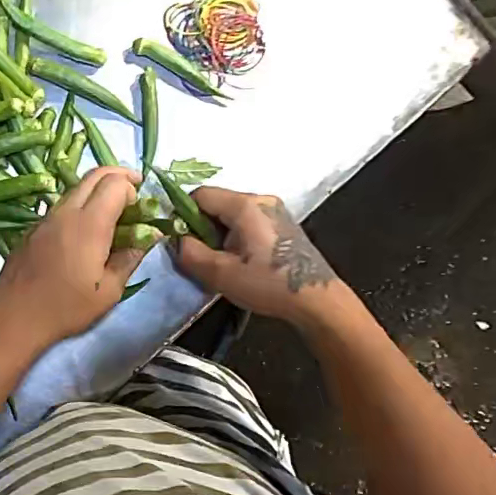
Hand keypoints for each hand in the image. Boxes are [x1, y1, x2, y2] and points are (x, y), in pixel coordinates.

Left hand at [0, 167, 145, 348]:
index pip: (115, 184)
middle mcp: (66, 212)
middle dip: (119, 175)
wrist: (13, 318)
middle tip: (136, 187)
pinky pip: (62, 206)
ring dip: (98, 189)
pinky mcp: (33, 229)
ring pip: (76, 188)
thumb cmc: (66, 308)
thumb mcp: (110, 291)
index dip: (132, 189)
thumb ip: (130, 258)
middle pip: (94, 175)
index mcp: (89, 224)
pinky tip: (87, 230)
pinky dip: (81, 205)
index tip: (143, 206)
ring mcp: (46, 219)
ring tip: (114, 209)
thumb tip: (149, 237)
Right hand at [173, 187, 349, 328]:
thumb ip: (191, 254)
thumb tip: (177, 241)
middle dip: (204, 229)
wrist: (318, 299)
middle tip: (204, 258)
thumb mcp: (223, 275)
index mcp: (246, 206)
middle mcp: (261, 200)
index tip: (182, 241)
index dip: (184, 215)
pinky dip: (239, 238)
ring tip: (225, 265)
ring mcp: (276, 211)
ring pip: (233, 215)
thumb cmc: (270, 285)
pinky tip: (244, 264)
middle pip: (218, 204)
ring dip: (221, 236)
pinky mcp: (283, 225)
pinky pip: (249, 223)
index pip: (201, 195)